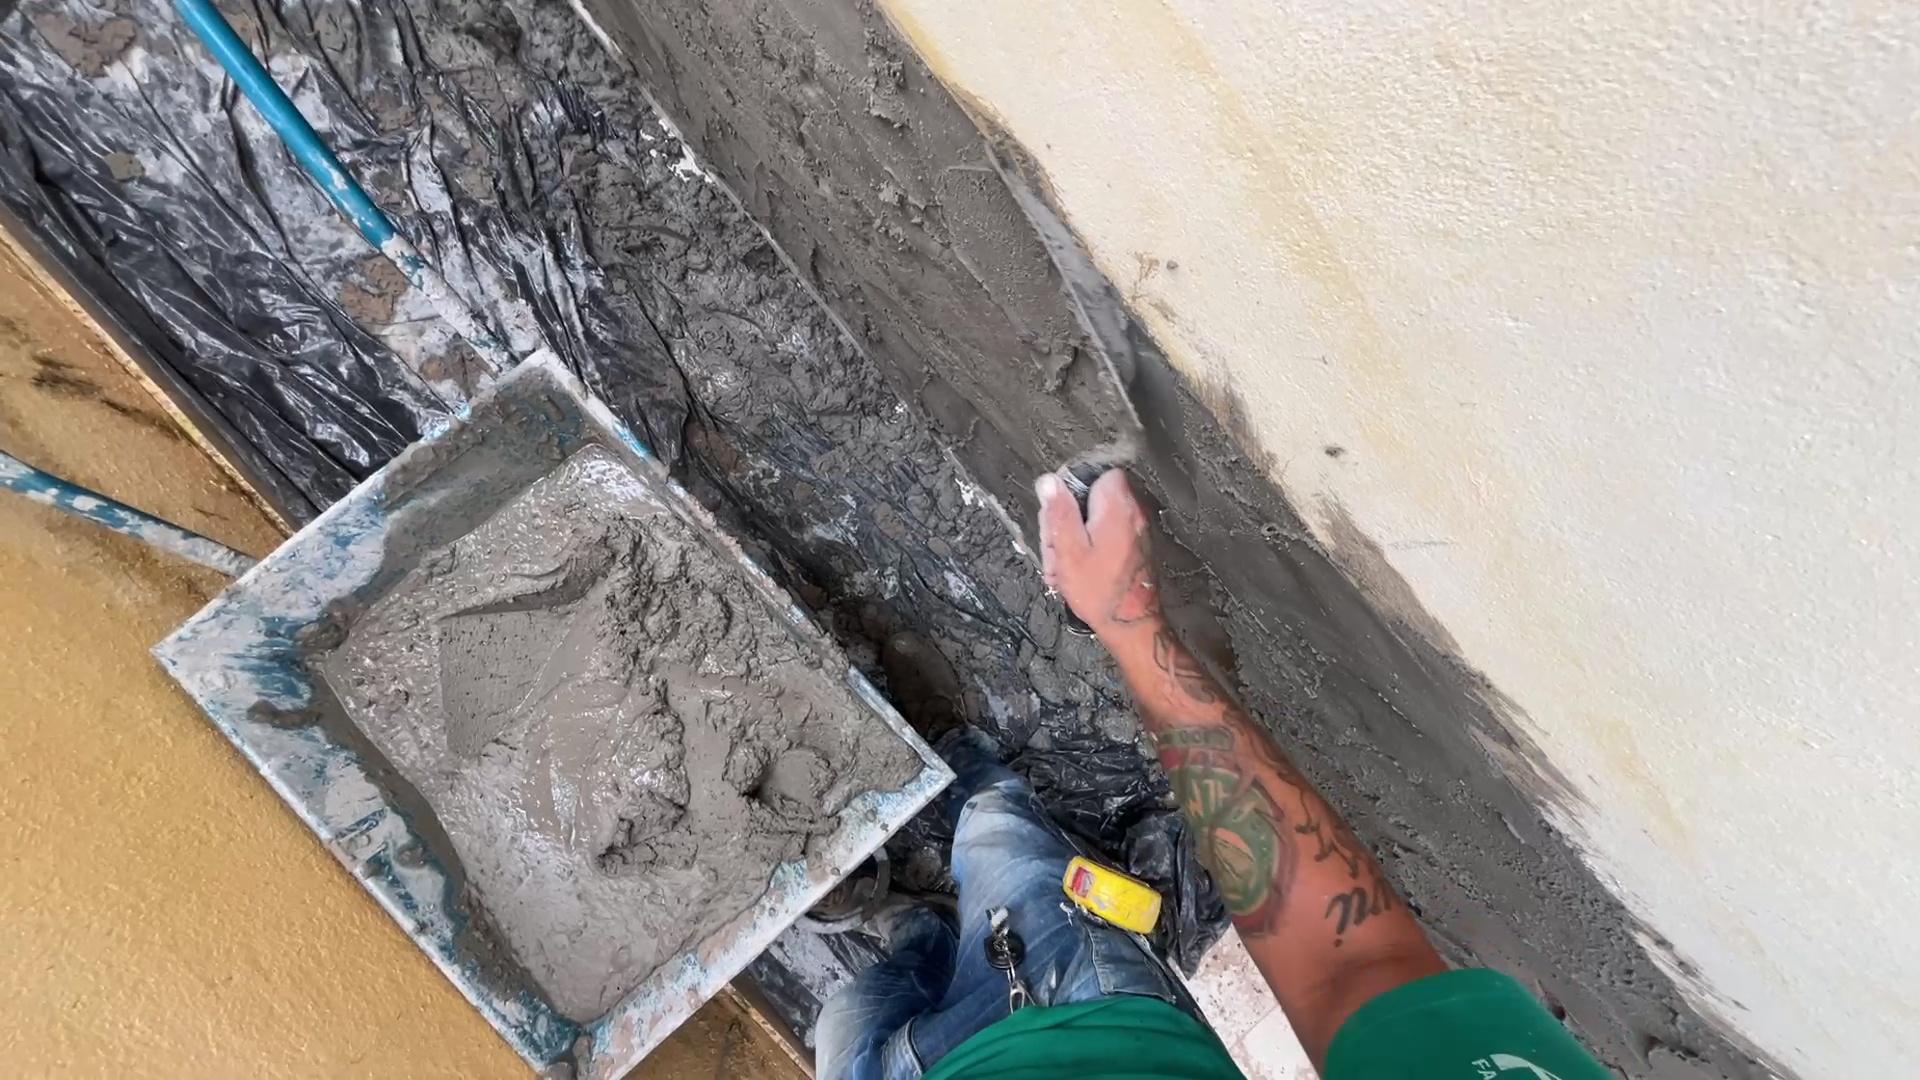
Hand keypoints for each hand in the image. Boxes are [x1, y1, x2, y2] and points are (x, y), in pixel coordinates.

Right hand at [1034, 469, 1163, 640]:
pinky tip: (1076, 570)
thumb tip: (1050, 481)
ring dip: (1075, 537)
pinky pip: (1106, 536)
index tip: (1059, 512)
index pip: (1099, 474)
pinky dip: (1089, 548)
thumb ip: (1060, 512)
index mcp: (1117, 508)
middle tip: (1055, 547)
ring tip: (1063, 565)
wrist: (1131, 625)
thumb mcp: (1069, 550)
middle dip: (1068, 519)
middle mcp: (1133, 514)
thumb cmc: (1100, 591)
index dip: (1075, 488)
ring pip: (1096, 519)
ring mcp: (1136, 531)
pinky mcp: (1135, 547)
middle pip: (1094, 498)